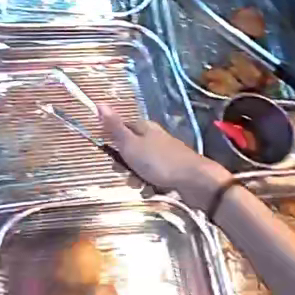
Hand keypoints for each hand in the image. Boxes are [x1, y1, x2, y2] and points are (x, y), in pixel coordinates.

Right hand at [97, 106, 228, 210]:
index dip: (112, 142)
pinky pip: (153, 178)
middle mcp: (154, 138)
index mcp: (144, 127)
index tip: (108, 154)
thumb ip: (114, 127)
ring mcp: (164, 155)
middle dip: (124, 165)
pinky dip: (149, 186)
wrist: (194, 180)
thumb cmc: (158, 161)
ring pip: (140, 167)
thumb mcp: (130, 144)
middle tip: (124, 172)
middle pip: (130, 150)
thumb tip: (99, 103)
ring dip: (136, 178)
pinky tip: (152, 191)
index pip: (121, 129)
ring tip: (140, 185)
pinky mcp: (171, 171)